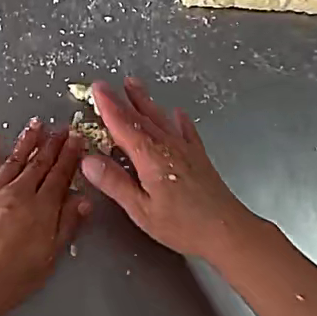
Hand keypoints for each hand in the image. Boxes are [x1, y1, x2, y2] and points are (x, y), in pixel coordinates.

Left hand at [0, 119, 90, 315]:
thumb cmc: (15, 276)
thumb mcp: (51, 256)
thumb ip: (67, 224)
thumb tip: (84, 199)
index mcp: (42, 207)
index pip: (60, 175)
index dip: (70, 156)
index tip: (77, 139)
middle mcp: (19, 192)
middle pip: (39, 163)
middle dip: (53, 143)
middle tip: (61, 128)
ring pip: (14, 160)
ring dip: (27, 141)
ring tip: (36, 124)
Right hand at [78, 78, 264, 262]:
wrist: (229, 231)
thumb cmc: (183, 225)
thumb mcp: (141, 210)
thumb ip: (114, 183)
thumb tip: (87, 160)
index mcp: (149, 157)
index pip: (123, 125)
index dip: (108, 105)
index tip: (96, 88)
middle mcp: (167, 146)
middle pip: (140, 117)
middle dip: (121, 99)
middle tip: (106, 84)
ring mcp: (185, 149)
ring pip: (160, 118)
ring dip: (145, 101)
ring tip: (134, 85)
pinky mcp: (199, 157)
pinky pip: (186, 131)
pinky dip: (179, 120)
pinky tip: (178, 113)